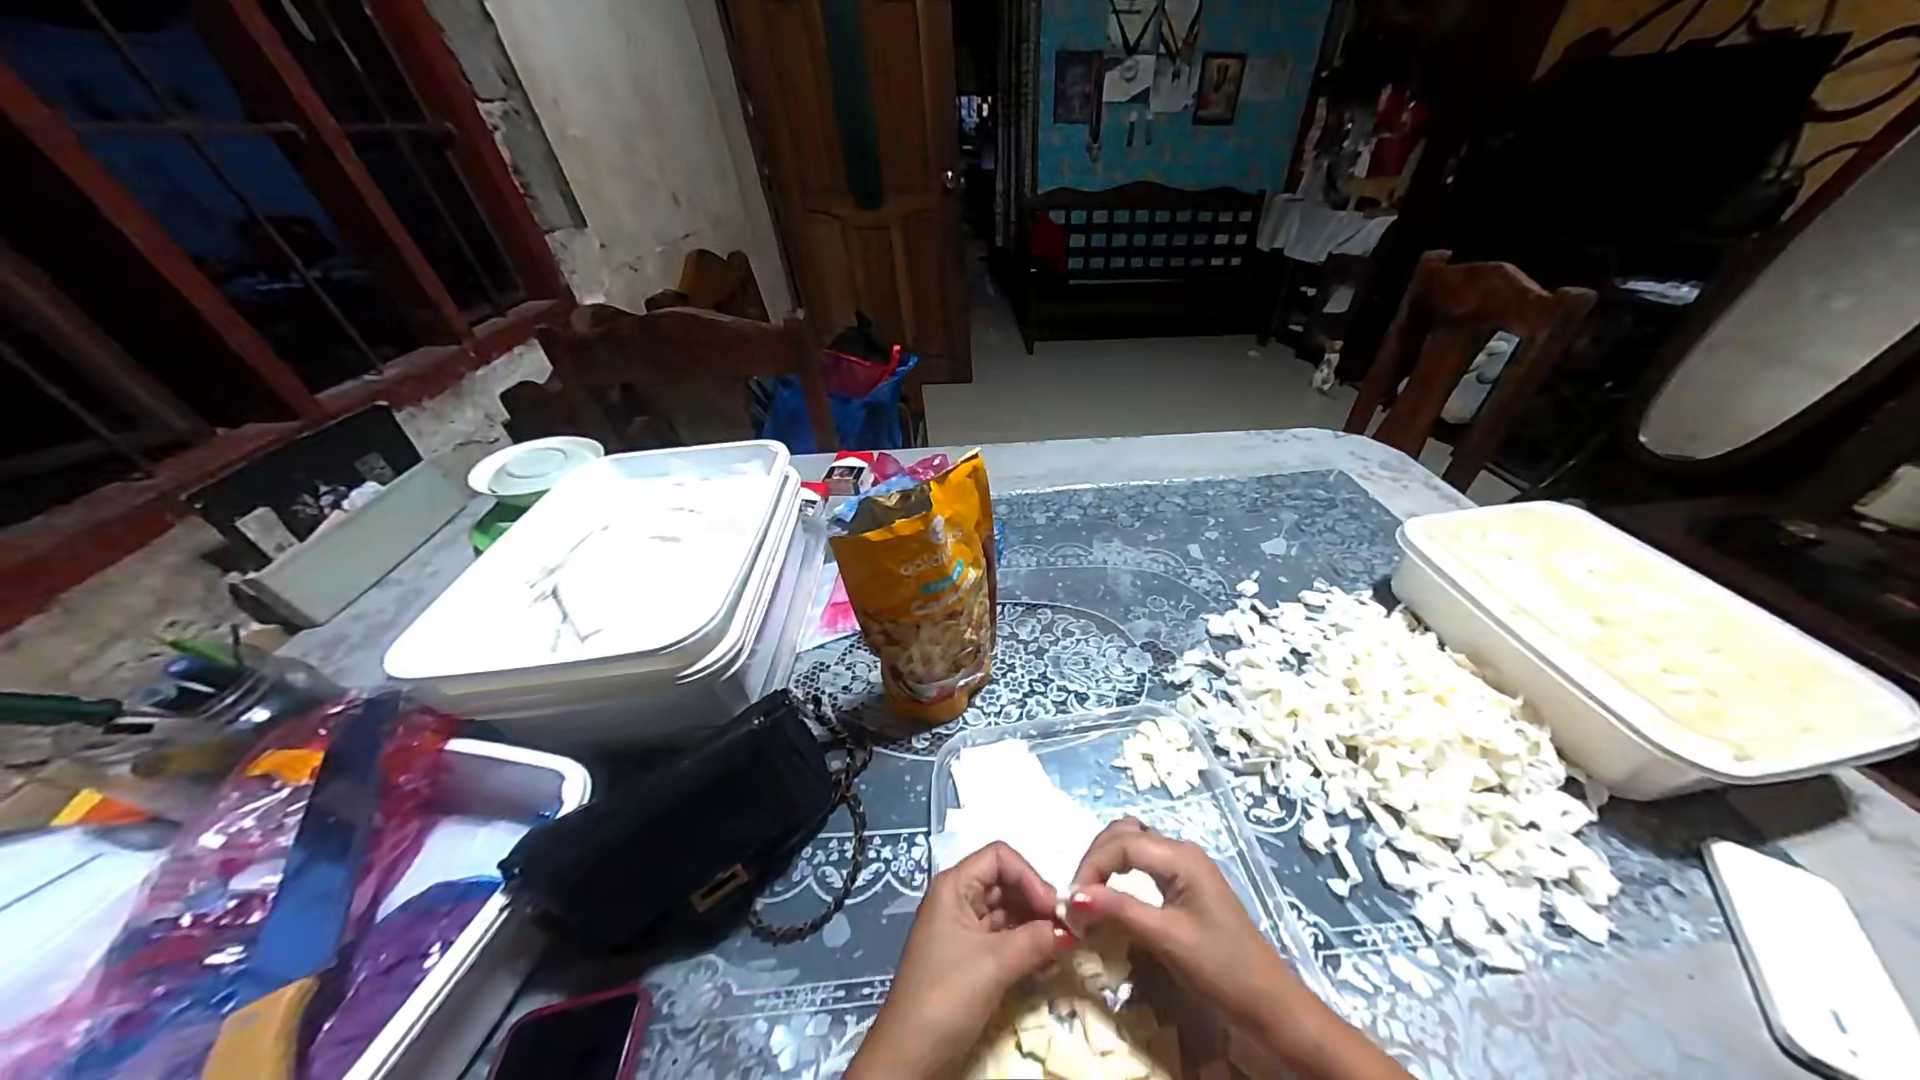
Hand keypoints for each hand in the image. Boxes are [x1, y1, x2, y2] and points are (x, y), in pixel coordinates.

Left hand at [847, 842, 1072, 1078]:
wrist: (908, 1059)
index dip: (1029, 876)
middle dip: (1037, 902)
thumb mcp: (994, 964)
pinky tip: (1049, 962)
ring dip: (1035, 926)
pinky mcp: (970, 960)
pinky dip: (1027, 946)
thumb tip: (1073, 929)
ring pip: (1008, 913)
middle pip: (1006, 883)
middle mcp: (958, 901)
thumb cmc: (945, 997)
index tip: (1055, 908)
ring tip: (1064, 946)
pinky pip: (1005, 940)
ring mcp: (963, 931)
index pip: (999, 857)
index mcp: (954, 887)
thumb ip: (1036, 940)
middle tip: (1069, 929)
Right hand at [1068, 817, 1301, 1032]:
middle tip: (1077, 897)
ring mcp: (1185, 866)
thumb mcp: (1167, 939)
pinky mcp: (1185, 885)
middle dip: (1095, 859)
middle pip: (1124, 833)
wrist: (1272, 1006)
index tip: (1071, 902)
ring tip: (1090, 894)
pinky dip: (1120, 871)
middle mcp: (1181, 851)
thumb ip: (1119, 911)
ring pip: (1133, 844)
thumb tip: (1072, 897)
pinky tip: (1113, 895)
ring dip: (1106, 861)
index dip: (1090, 866)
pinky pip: (1143, 863)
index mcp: (1180, 856)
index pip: (1120, 843)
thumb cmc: (1223, 970)